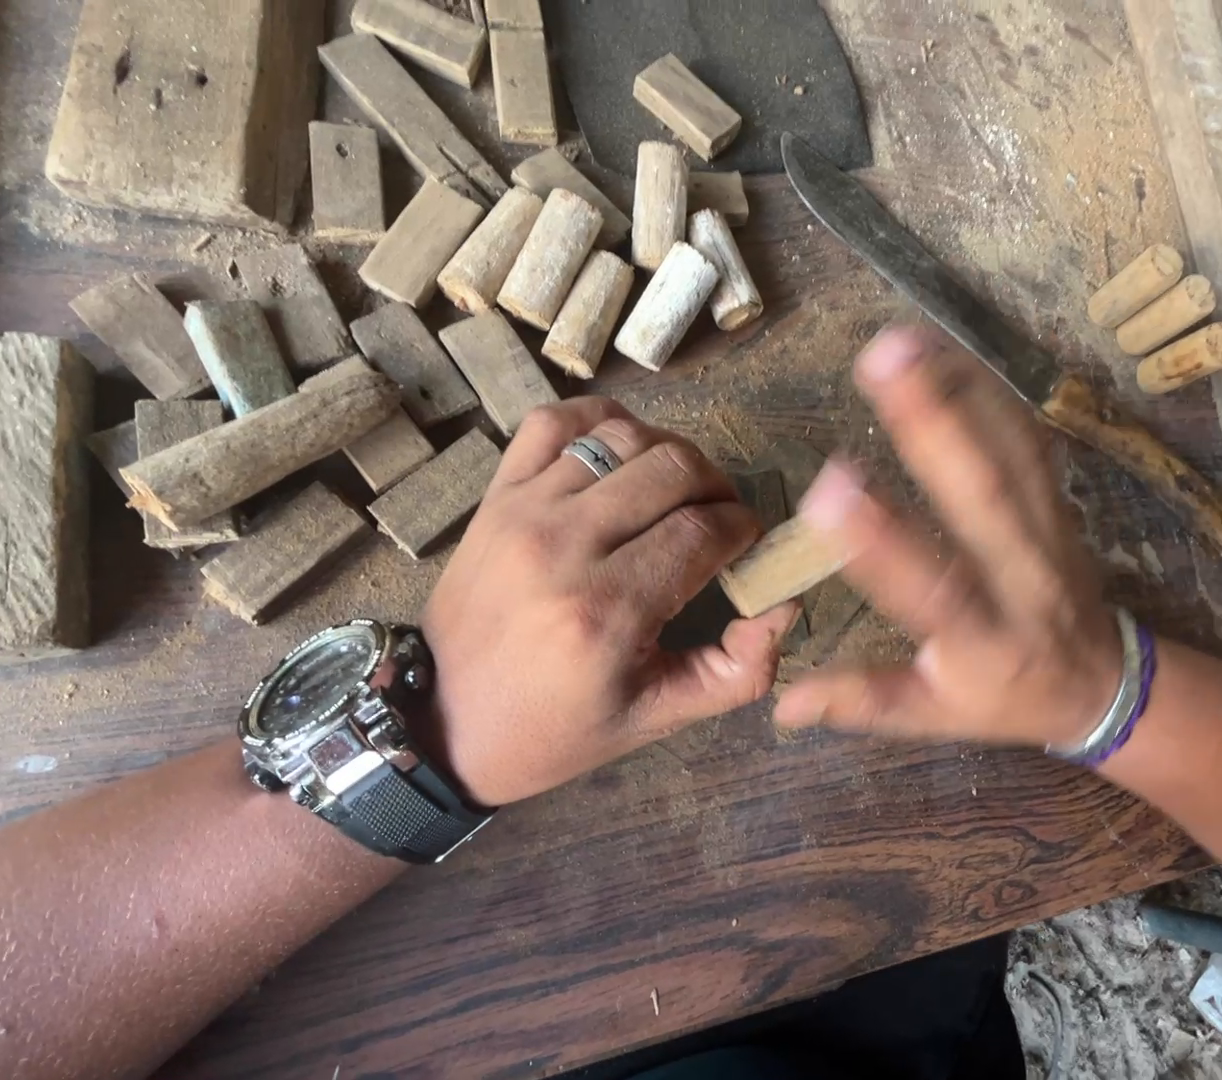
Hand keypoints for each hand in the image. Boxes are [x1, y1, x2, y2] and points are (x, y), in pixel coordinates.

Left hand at [420, 398, 799, 804]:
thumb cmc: (555, 729)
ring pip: (623, 436)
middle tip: (722, 516)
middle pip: (673, 470)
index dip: (744, 528)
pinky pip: (555, 422)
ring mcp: (523, 510)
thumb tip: (784, 604)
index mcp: (607, 612)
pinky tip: (620, 454)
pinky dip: (600, 421)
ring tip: (678, 490)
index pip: (704, 531)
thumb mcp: (655, 718)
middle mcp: (564, 546)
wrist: (438, 723)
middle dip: (718, 486)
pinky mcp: (496, 494)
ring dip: (669, 454)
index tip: (748, 543)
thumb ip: (736, 670)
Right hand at [773, 326, 1121, 749]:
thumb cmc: (1007, 698)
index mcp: (985, 637)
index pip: (933, 590)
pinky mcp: (1057, 499)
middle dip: (934, 425)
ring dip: (960, 388)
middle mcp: (1024, 574)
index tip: (830, 490)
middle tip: (883, 363)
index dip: (882, 543)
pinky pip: (1029, 437)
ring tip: (905, 339)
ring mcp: (1049, 528)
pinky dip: (989, 389)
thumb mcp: (935, 715)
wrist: (1102, 680)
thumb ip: (863, 703)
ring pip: (1012, 451)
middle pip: (987, 496)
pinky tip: (947, 348)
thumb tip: (782, 704)